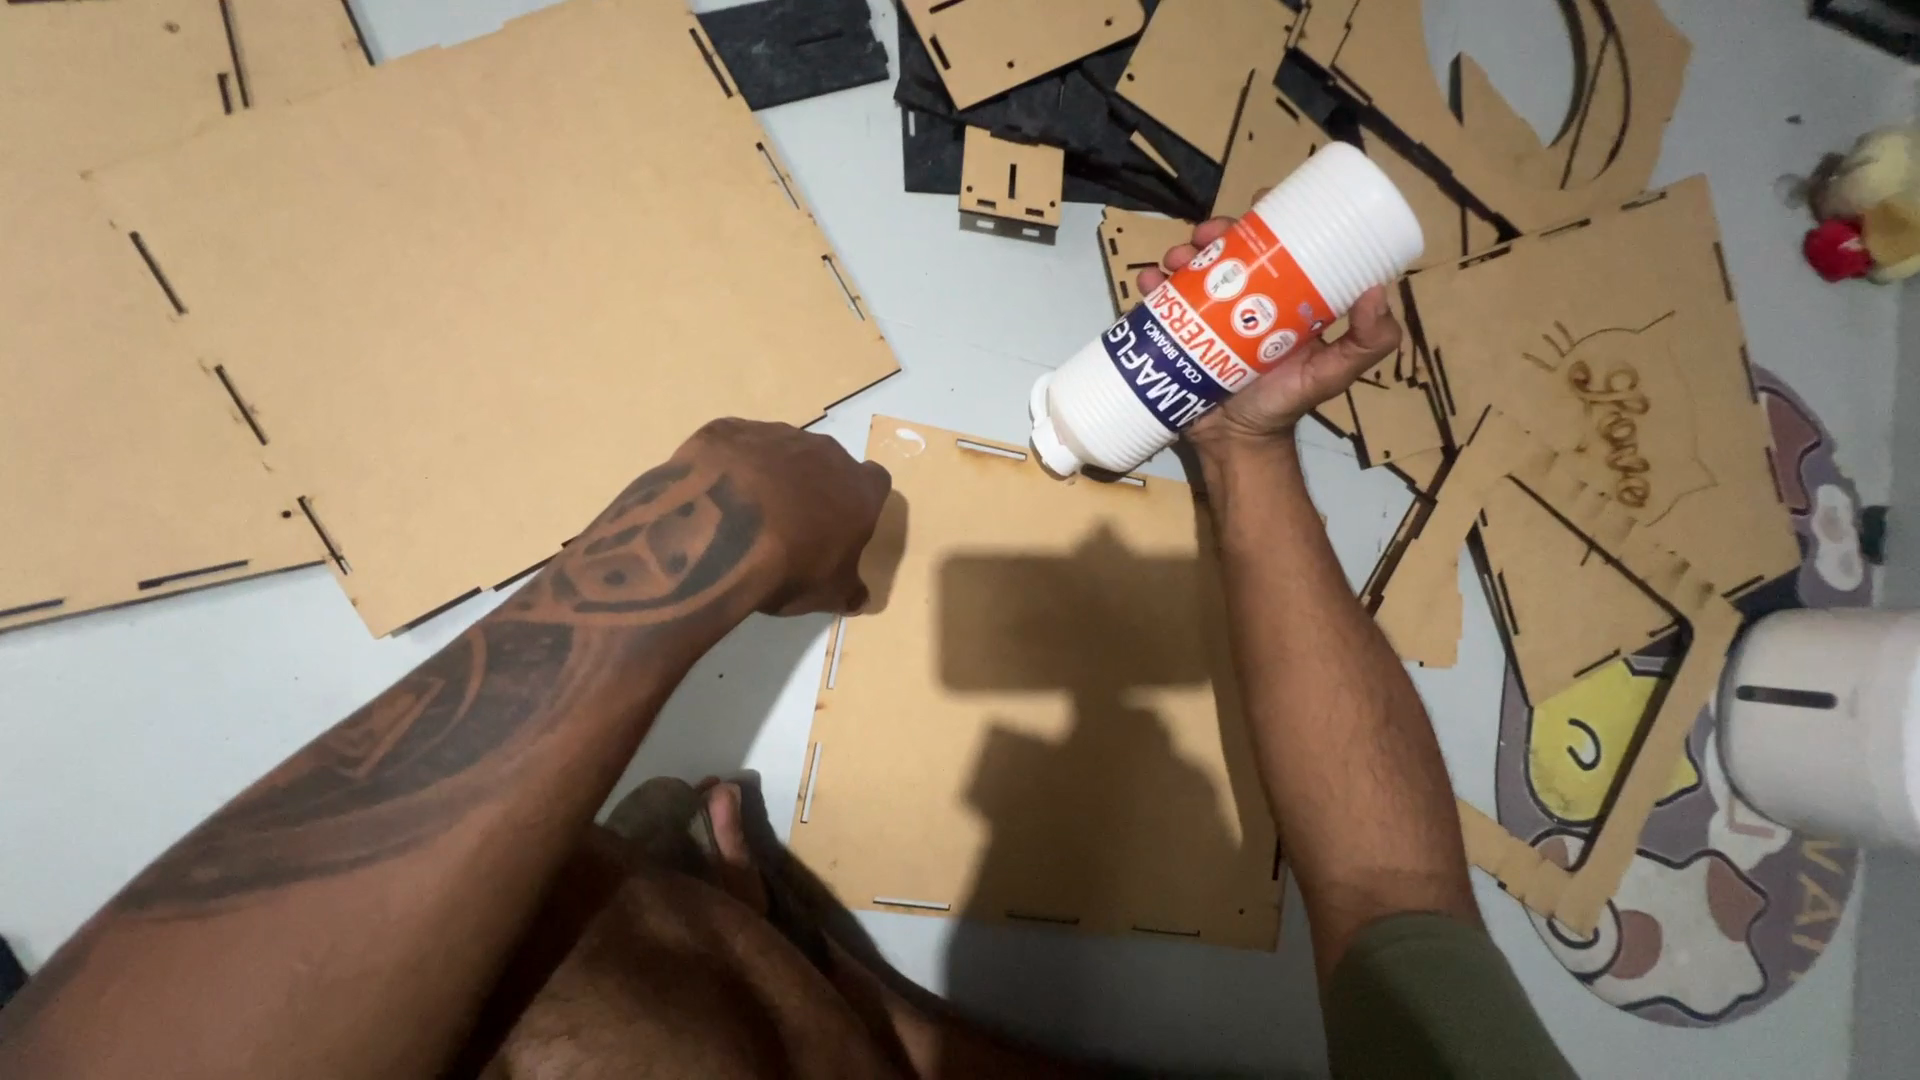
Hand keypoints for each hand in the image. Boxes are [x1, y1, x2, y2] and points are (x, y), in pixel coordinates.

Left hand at [674, 420, 891, 615]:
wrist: (720, 536)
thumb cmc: (792, 567)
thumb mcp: (829, 593)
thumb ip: (848, 590)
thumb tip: (861, 599)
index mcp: (859, 489)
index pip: (875, 482)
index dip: (859, 501)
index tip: (843, 522)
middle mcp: (824, 452)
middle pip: (826, 463)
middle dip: (812, 487)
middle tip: (791, 523)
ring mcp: (775, 435)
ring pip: (780, 451)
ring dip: (771, 475)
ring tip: (747, 513)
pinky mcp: (728, 430)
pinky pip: (735, 447)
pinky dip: (730, 466)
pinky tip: (713, 495)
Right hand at [1138, 216, 1401, 448]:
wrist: (1233, 443)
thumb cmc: (1282, 406)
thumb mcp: (1331, 375)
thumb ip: (1366, 343)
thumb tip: (1378, 289)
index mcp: (1280, 301)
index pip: (1274, 249)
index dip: (1264, 221)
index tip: (1256, 203)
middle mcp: (1242, 304)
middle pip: (1225, 254)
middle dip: (1211, 234)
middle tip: (1203, 235)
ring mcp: (1205, 321)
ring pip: (1190, 274)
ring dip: (1178, 256)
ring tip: (1172, 262)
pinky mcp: (1177, 339)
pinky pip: (1161, 309)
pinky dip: (1150, 291)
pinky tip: (1147, 285)